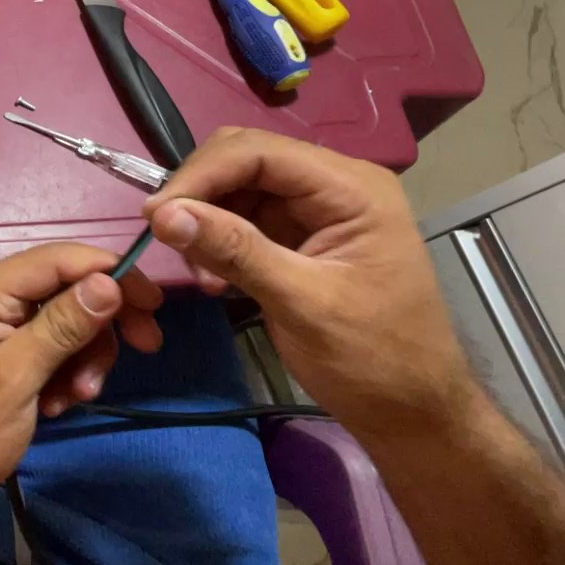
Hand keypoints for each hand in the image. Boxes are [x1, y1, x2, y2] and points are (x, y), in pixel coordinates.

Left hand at [0, 244, 162, 538]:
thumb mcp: (14, 379)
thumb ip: (61, 327)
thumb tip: (108, 281)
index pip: (58, 259)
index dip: (111, 271)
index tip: (155, 305)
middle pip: (66, 287)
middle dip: (102, 322)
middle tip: (144, 349)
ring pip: (63, 320)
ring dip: (83, 357)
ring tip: (73, 398)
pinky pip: (48, 347)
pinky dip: (63, 373)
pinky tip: (56, 405)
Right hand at [140, 127, 479, 438]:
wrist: (410, 412)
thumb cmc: (372, 359)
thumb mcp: (301, 304)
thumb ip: (234, 251)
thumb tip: (163, 214)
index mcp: (351, 189)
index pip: (259, 152)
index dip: (201, 174)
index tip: (155, 215)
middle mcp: (332, 185)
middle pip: (244, 158)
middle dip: (200, 192)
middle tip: (166, 236)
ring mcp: (314, 209)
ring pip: (235, 186)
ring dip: (204, 219)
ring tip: (199, 272)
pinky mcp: (297, 234)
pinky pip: (240, 217)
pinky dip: (215, 240)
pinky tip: (212, 277)